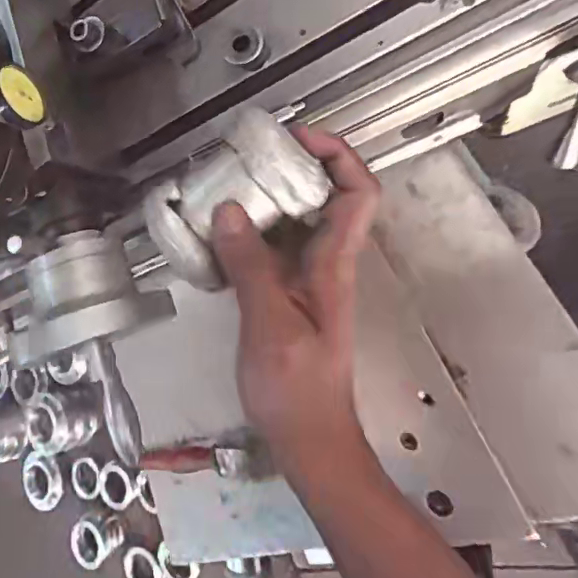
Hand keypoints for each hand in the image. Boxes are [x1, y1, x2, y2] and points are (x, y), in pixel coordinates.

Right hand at [212, 125, 380, 469]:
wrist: (309, 439)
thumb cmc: (297, 388)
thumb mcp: (270, 325)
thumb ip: (250, 267)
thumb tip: (229, 209)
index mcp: (333, 263)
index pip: (358, 192)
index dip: (337, 154)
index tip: (296, 137)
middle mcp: (325, 261)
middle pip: (326, 194)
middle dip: (293, 164)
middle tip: (248, 154)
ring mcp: (305, 276)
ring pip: (296, 217)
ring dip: (268, 193)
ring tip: (227, 181)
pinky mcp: (285, 290)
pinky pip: (271, 243)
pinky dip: (249, 227)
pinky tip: (218, 229)